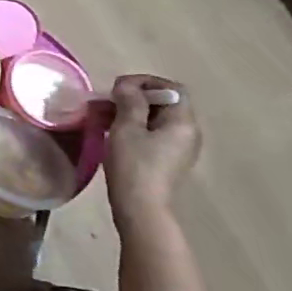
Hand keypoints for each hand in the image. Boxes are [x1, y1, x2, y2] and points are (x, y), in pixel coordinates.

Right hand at [103, 75, 200, 221]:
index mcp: (183, 122)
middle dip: (135, 97)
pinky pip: (154, 133)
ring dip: (131, 112)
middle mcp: (188, 132)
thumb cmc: (134, 166)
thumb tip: (127, 85)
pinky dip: (135, 127)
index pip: (172, 88)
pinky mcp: (168, 159)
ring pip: (157, 118)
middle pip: (165, 102)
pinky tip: (113, 133)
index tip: (118, 87)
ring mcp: (179, 147)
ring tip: (103, 116)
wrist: (141, 208)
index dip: (145, 82)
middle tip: (106, 101)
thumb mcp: (126, 129)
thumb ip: (129, 102)